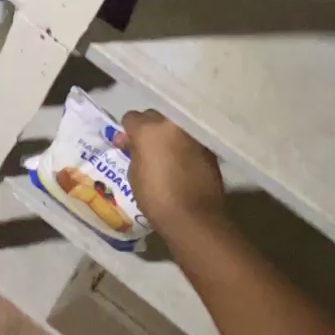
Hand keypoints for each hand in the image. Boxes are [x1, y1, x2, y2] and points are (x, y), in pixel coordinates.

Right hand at [122, 110, 226, 234]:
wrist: (195, 218)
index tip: (127, 145)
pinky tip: (181, 161)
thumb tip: (134, 143)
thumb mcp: (134, 174)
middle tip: (146, 149)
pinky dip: (183, 145)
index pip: (131, 118)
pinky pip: (188, 138)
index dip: (127, 132)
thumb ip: (134, 152)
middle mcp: (171, 123)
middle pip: (153, 116)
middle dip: (148, 128)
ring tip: (166, 154)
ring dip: (167, 135)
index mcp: (148, 129)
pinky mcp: (207, 146)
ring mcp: (192, 133)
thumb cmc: (157, 198)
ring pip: (173, 125)